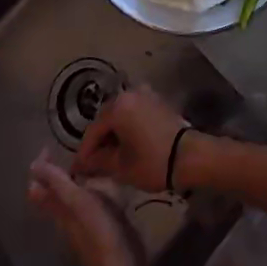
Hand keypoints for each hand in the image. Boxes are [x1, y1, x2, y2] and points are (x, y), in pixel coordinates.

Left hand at [28, 157, 142, 265]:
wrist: (120, 261)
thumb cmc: (99, 229)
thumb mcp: (78, 202)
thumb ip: (58, 184)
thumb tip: (34, 165)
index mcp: (59, 209)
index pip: (39, 187)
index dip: (40, 167)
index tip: (49, 146)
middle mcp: (67, 214)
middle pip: (53, 191)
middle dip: (55, 170)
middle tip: (68, 148)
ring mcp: (83, 218)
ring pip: (70, 194)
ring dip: (72, 177)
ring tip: (87, 157)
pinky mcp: (99, 221)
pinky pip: (87, 199)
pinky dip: (89, 185)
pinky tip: (103, 178)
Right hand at [71, 87, 189, 191]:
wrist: (189, 155)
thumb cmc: (152, 161)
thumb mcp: (120, 166)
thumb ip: (98, 162)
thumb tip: (84, 165)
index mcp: (118, 106)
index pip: (92, 131)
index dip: (83, 154)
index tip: (77, 172)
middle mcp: (130, 93)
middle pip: (105, 119)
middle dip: (98, 142)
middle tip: (92, 165)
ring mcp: (145, 94)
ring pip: (120, 115)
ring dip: (112, 134)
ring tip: (108, 158)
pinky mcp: (156, 101)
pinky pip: (134, 113)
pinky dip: (126, 127)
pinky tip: (125, 146)